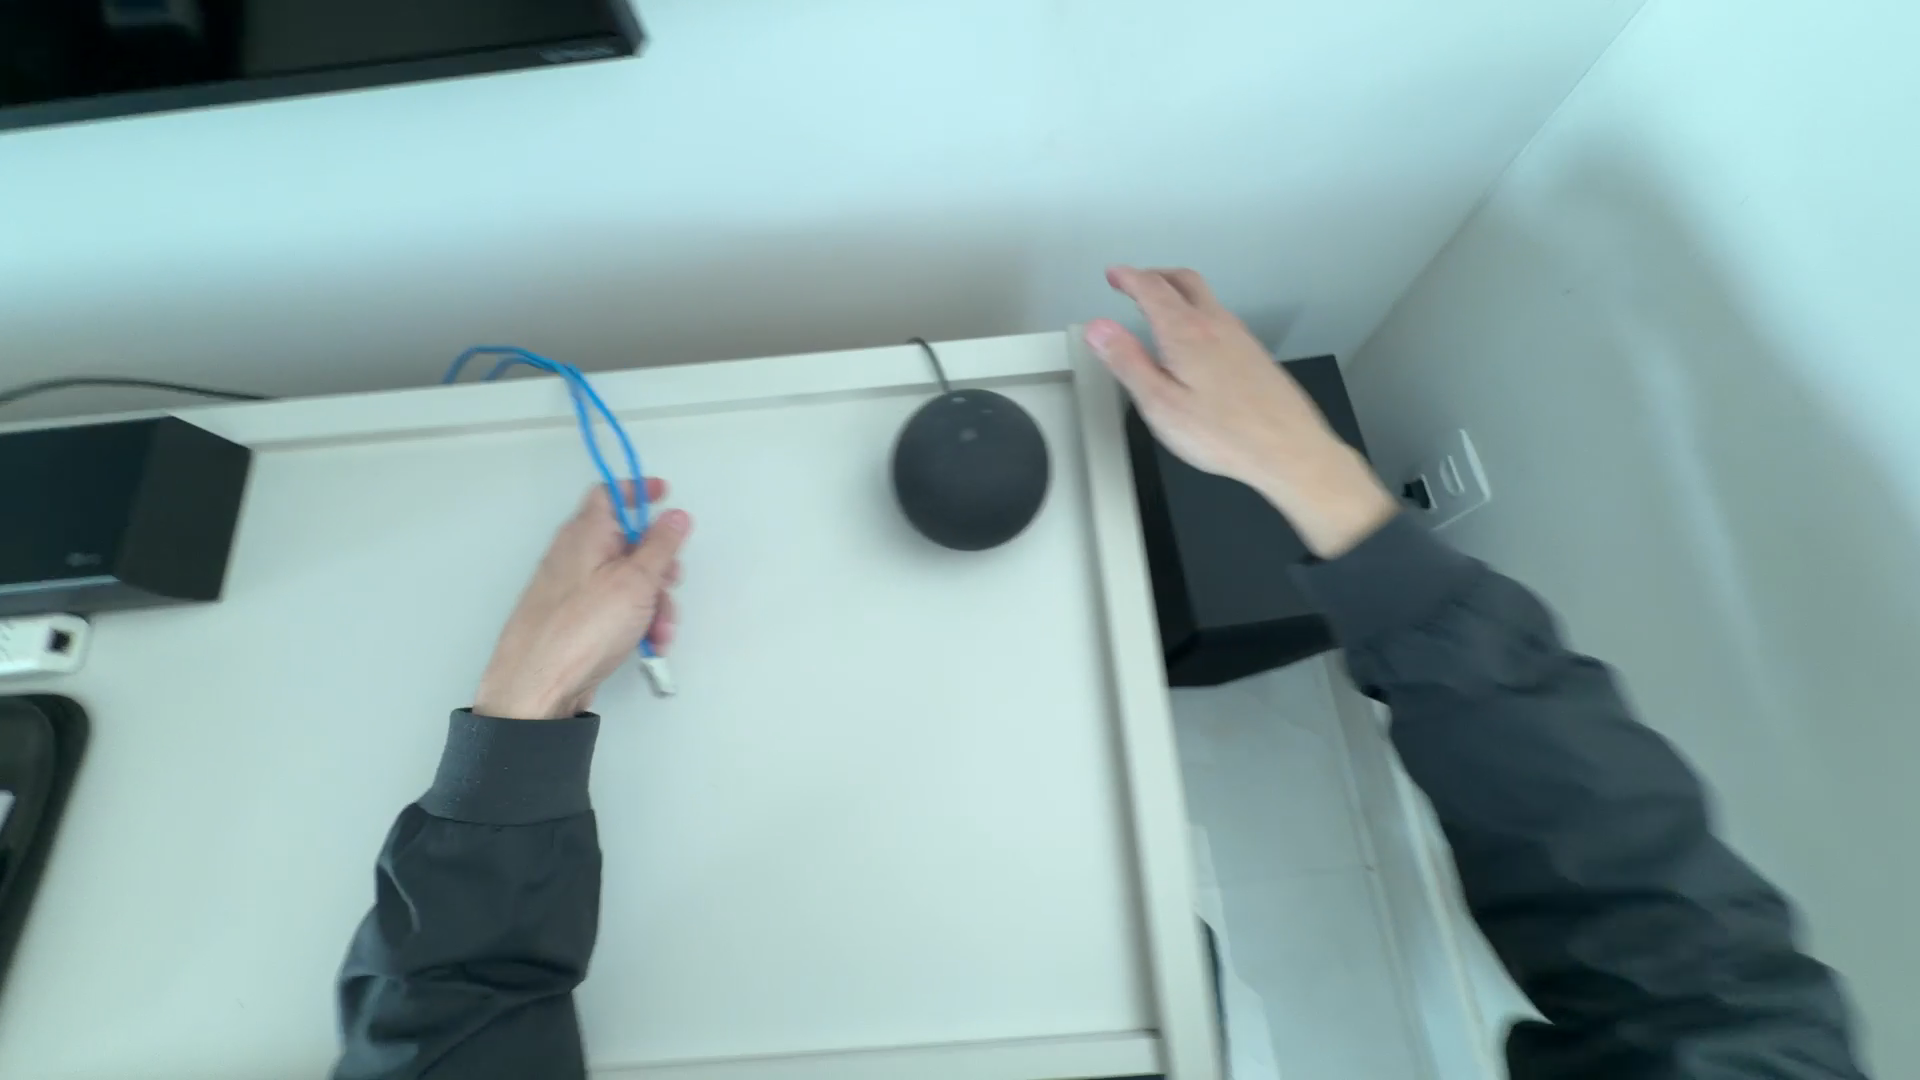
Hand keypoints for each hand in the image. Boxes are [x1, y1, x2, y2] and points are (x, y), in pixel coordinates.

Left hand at [475, 480, 691, 719]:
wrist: (536, 688)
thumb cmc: (587, 626)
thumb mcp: (636, 582)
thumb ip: (660, 545)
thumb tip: (675, 513)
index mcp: (586, 534)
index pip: (610, 493)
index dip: (638, 490)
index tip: (666, 496)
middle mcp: (576, 554)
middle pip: (628, 542)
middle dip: (660, 564)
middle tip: (674, 584)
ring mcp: (574, 588)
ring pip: (628, 579)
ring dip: (655, 600)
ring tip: (662, 632)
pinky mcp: (575, 618)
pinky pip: (616, 606)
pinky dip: (637, 618)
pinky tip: (649, 643)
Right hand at [1084, 266, 1395, 556]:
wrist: (1286, 449)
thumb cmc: (1221, 433)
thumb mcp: (1159, 403)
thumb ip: (1127, 361)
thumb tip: (1098, 328)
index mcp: (1186, 333)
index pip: (1152, 289)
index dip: (1128, 278)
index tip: (1114, 274)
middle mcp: (1216, 325)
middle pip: (1184, 281)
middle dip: (1154, 275)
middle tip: (1134, 281)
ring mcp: (1240, 338)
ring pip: (1205, 297)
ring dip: (1177, 291)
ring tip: (1158, 303)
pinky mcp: (1253, 355)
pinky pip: (1220, 318)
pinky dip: (1197, 311)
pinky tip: (1193, 336)